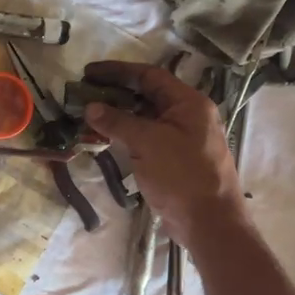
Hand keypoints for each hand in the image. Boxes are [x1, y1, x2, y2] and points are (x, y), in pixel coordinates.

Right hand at [82, 61, 249, 244]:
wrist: (209, 223)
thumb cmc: (182, 176)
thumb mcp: (147, 143)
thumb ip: (117, 121)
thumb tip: (90, 107)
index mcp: (189, 103)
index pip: (149, 76)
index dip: (117, 71)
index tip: (88, 73)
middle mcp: (188, 115)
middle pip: (147, 95)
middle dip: (115, 92)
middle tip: (84, 93)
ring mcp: (183, 138)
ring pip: (145, 117)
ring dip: (118, 114)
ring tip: (88, 115)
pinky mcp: (175, 158)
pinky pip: (147, 136)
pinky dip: (126, 133)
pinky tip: (105, 137)